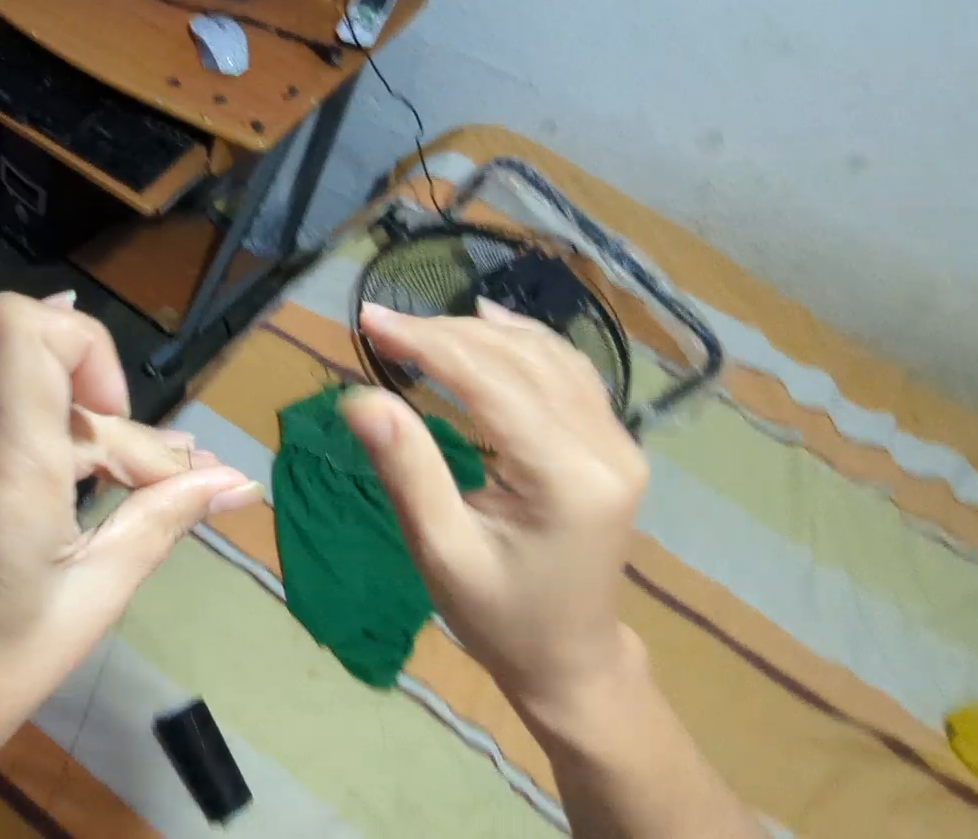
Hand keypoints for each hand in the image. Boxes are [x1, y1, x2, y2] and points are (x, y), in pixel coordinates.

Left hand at [0, 292, 259, 787]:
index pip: (21, 328)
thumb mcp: (87, 603)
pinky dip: (18, 415)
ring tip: (110, 452)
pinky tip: (54, 441)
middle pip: (37, 371)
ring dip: (60, 402)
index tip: (119, 413)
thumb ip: (159, 522)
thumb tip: (234, 481)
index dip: (82, 341)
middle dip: (111, 419)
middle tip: (162, 477)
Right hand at [341, 298, 647, 718]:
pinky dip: (521, 340)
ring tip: (415, 328)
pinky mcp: (611, 444)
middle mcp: (606, 448)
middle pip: (519, 360)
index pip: (491, 382)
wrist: (569, 657)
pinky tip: (488, 322)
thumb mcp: (439, 548)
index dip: (427, 343)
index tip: (369, 320)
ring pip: (546, 356)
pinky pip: (568, 371)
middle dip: (444, 333)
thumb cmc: (496, 613)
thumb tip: (359, 397)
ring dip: (477, 333)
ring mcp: (618, 443)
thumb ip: (406, 468)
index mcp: (567, 477)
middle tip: (379, 324)